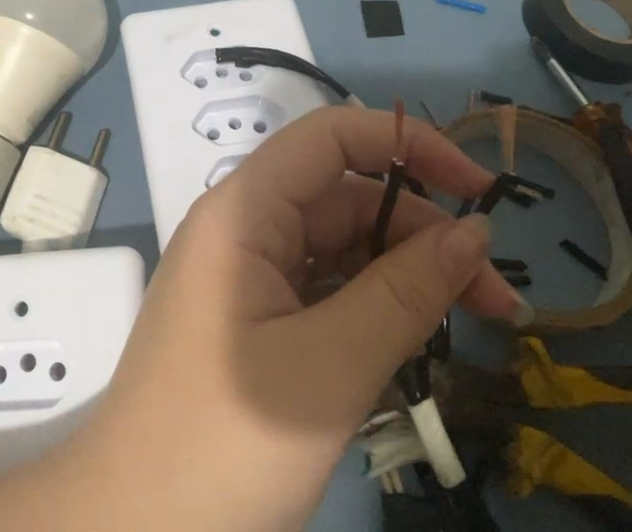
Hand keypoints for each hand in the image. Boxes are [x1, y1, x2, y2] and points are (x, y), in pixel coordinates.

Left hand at [52, 105, 525, 531]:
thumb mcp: (331, 365)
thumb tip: (473, 232)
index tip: (480, 190)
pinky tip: (415, 346)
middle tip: (498, 301)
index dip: (407, 146)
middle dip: (423, 235)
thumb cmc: (228, 440)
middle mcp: (241, 231)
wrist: (132, 527)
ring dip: (405, 278)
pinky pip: (323, 293)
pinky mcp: (251, 324)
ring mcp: (244, 279)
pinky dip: (372, 311)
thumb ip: (405, 292)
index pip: (330, 138)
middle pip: (345, 200)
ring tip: (474, 325)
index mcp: (243, 213)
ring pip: (340, 251)